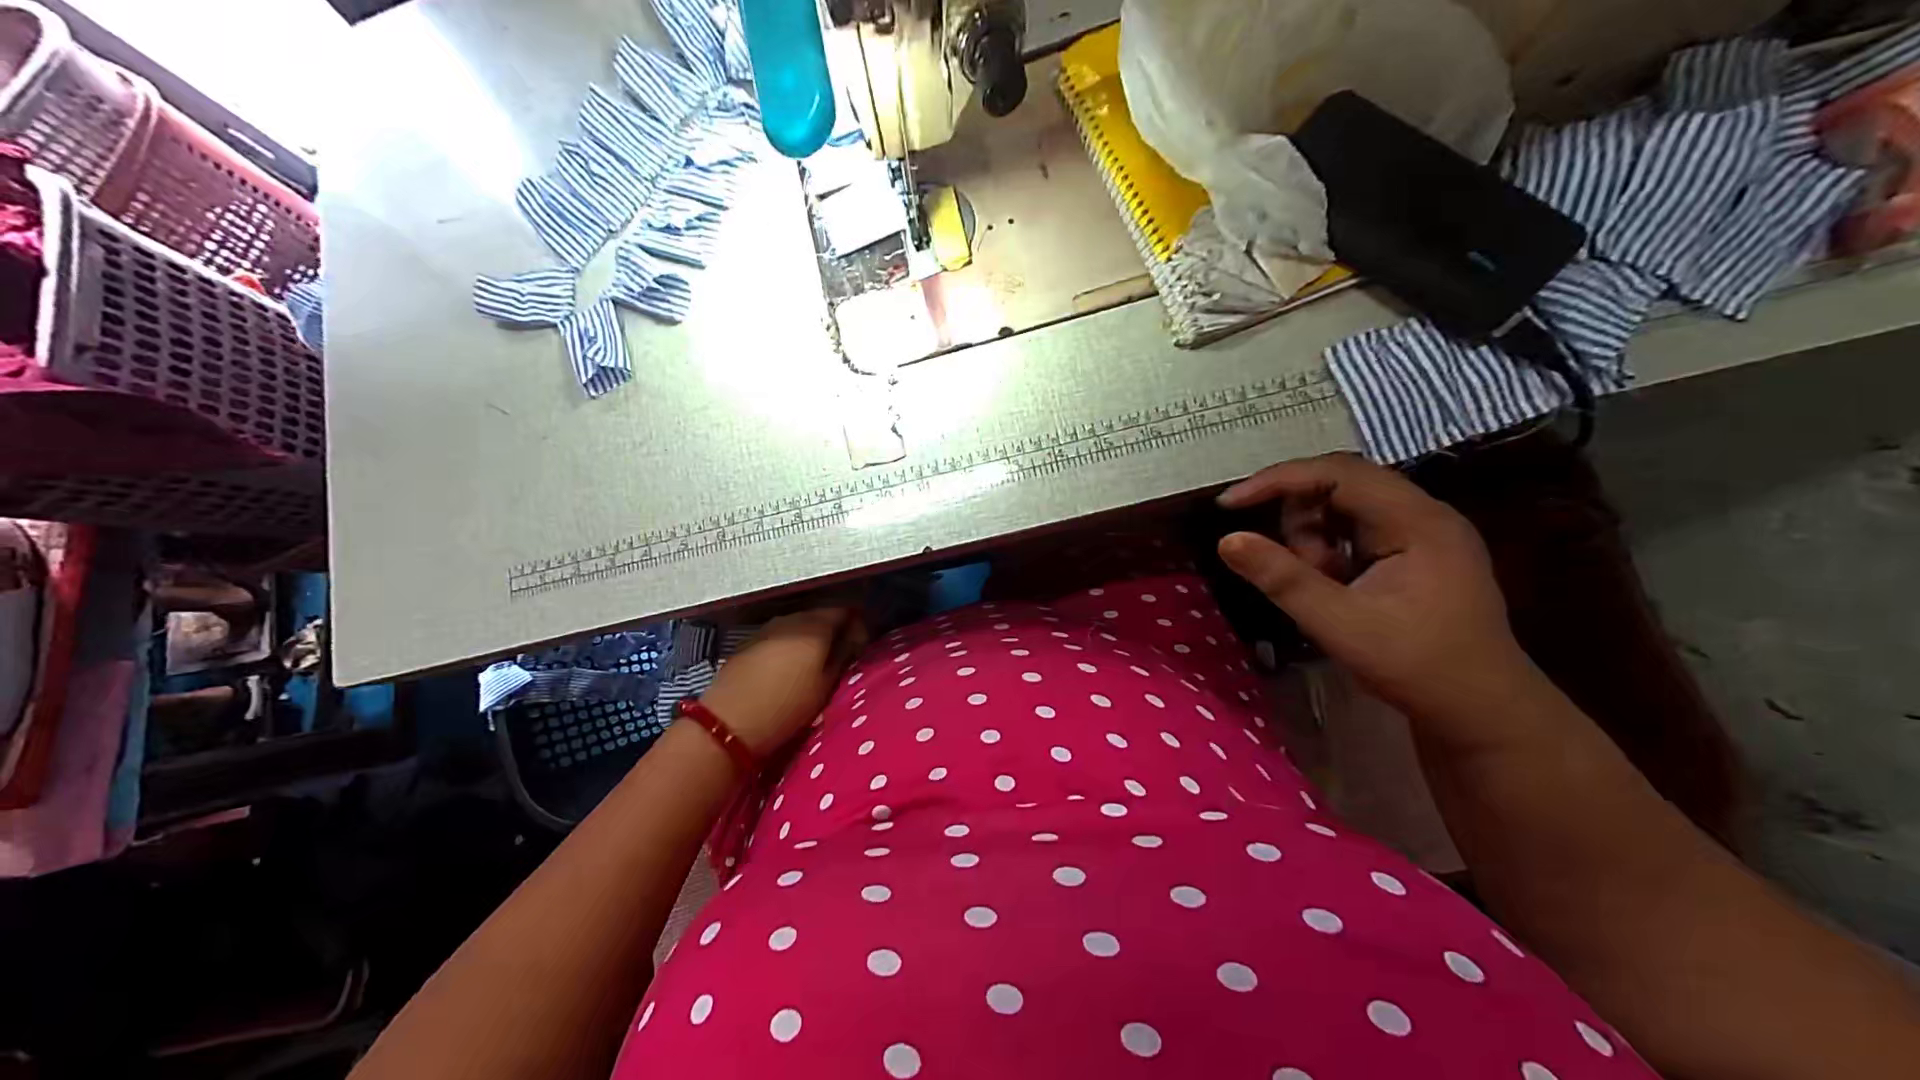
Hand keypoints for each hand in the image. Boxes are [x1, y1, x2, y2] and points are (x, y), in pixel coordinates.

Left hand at [697, 607, 867, 755]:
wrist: (728, 721)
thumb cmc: (787, 706)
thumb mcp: (825, 685)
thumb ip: (844, 655)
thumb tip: (855, 636)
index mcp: (815, 625)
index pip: (845, 610)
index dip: (857, 624)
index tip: (861, 644)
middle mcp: (790, 618)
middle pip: (820, 614)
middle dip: (833, 630)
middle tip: (841, 654)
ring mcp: (766, 628)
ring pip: (797, 624)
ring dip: (809, 637)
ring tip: (814, 662)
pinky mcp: (748, 641)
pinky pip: (778, 635)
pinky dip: (789, 644)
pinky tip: (787, 666)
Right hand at [1215, 454, 1539, 732]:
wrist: (1482, 712)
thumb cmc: (1416, 666)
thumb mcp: (1339, 623)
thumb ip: (1282, 578)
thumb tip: (1227, 540)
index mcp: (1417, 520)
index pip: (1338, 473)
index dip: (1278, 481)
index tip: (1229, 505)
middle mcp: (1424, 514)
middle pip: (1340, 485)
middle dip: (1299, 520)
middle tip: (1291, 567)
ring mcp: (1422, 532)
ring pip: (1344, 508)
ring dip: (1314, 540)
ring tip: (1322, 587)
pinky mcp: (1415, 552)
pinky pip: (1356, 531)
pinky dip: (1331, 552)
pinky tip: (1335, 586)